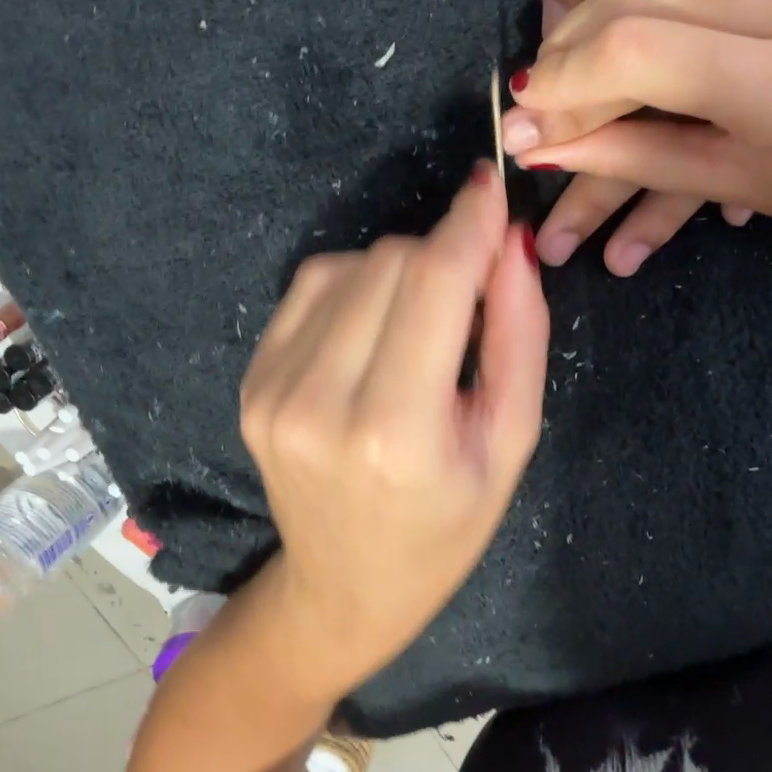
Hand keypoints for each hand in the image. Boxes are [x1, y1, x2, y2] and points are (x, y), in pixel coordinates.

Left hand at [238, 165, 548, 692]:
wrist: (345, 586)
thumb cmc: (446, 525)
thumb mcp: (510, 440)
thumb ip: (520, 335)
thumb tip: (508, 240)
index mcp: (398, 431)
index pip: (433, 283)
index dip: (467, 223)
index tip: (492, 184)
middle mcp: (321, 402)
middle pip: (390, 262)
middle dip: (443, 254)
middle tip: (472, 296)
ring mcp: (273, 390)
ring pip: (350, 265)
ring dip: (400, 271)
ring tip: (422, 328)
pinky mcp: (251, 380)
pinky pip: (312, 287)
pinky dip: (356, 287)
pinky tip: (375, 330)